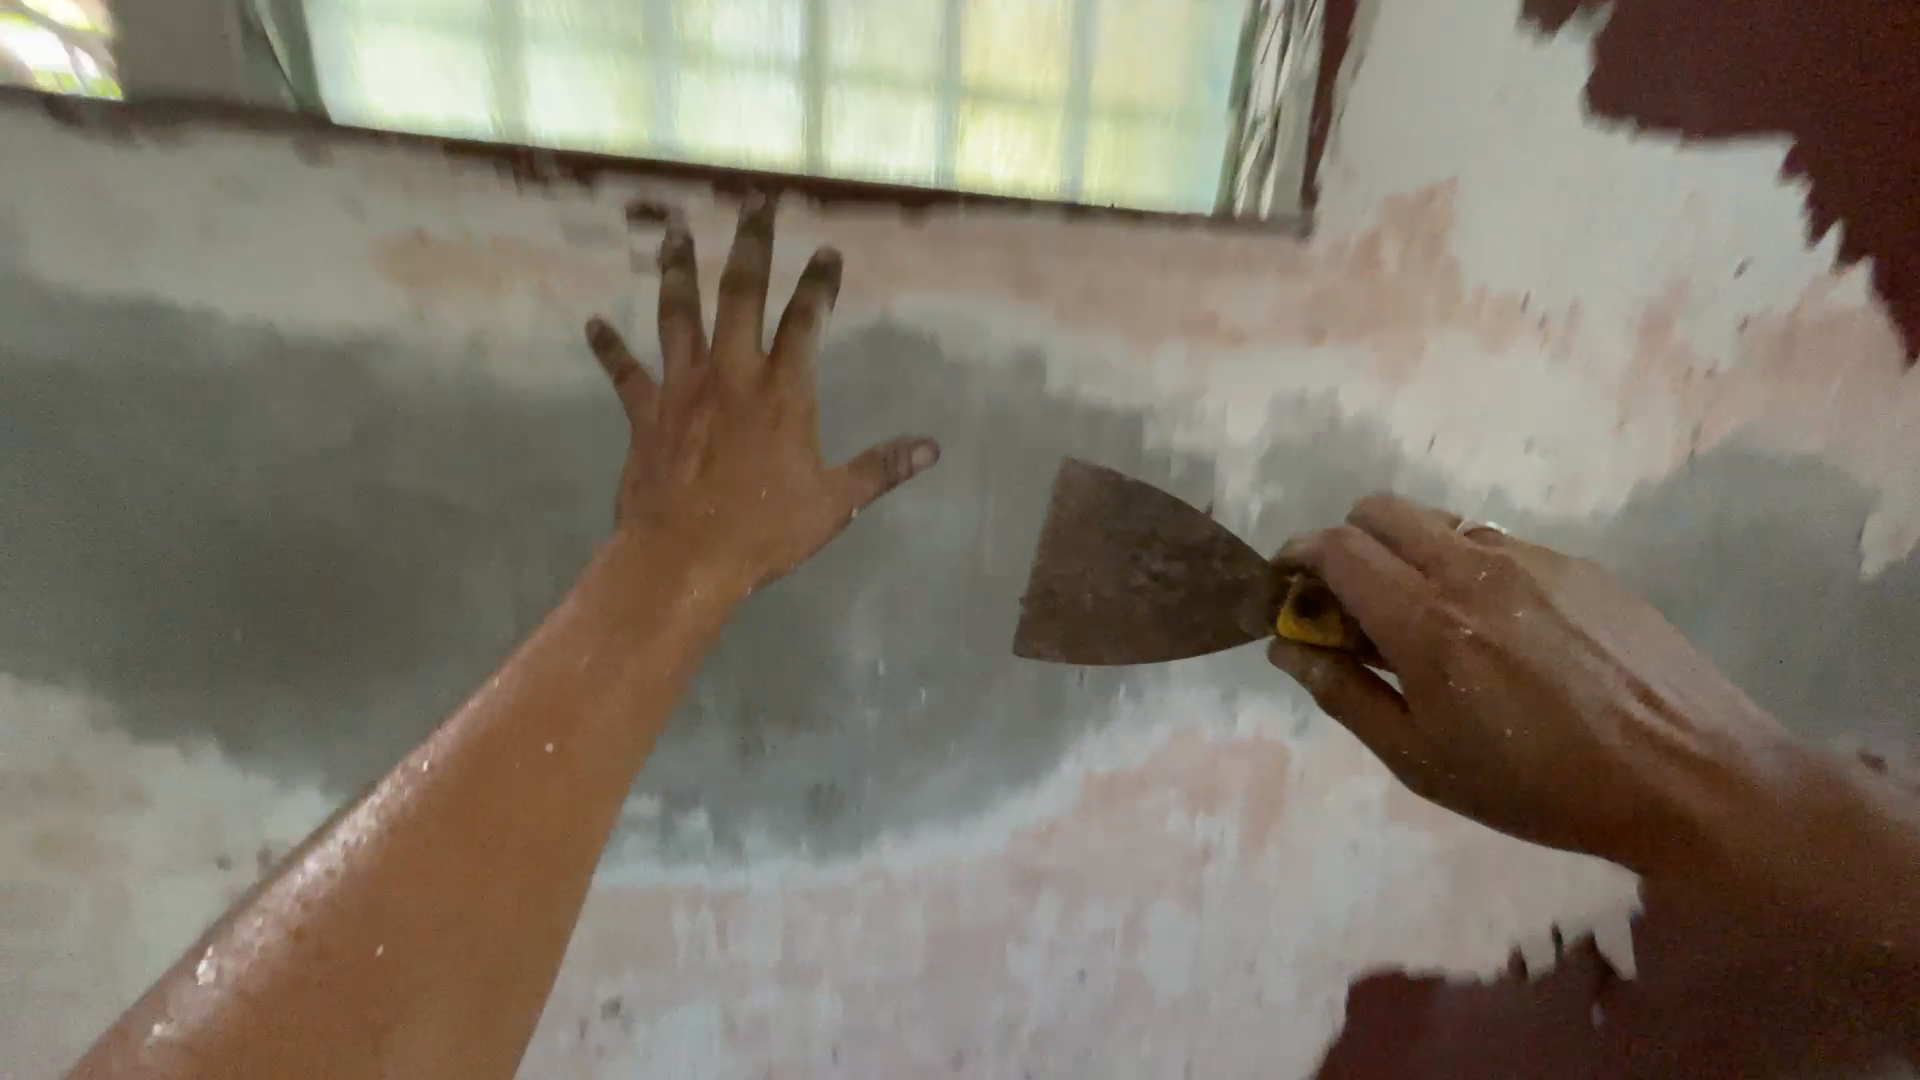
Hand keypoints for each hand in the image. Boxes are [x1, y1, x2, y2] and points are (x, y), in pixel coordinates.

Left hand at [583, 195, 938, 596]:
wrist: (683, 559)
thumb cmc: (764, 531)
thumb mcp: (834, 503)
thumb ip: (881, 469)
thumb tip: (932, 449)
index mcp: (784, 393)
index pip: (806, 322)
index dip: (820, 284)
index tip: (828, 253)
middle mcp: (732, 374)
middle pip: (741, 295)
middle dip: (753, 246)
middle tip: (756, 203)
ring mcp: (683, 389)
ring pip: (678, 315)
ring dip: (679, 270)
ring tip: (677, 232)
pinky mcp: (645, 414)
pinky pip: (626, 373)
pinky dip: (610, 349)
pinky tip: (594, 325)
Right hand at [1268, 495, 1801, 875]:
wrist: (1698, 783)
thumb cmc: (1539, 785)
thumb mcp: (1419, 759)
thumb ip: (1342, 694)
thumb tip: (1285, 649)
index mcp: (1426, 622)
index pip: (1336, 548)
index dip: (1297, 553)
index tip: (1286, 580)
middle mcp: (1472, 570)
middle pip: (1379, 509)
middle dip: (1344, 539)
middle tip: (1348, 595)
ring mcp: (1531, 559)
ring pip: (1436, 520)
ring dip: (1403, 550)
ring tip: (1422, 613)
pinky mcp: (1577, 565)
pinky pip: (1493, 542)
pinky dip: (1461, 566)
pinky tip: (1493, 626)